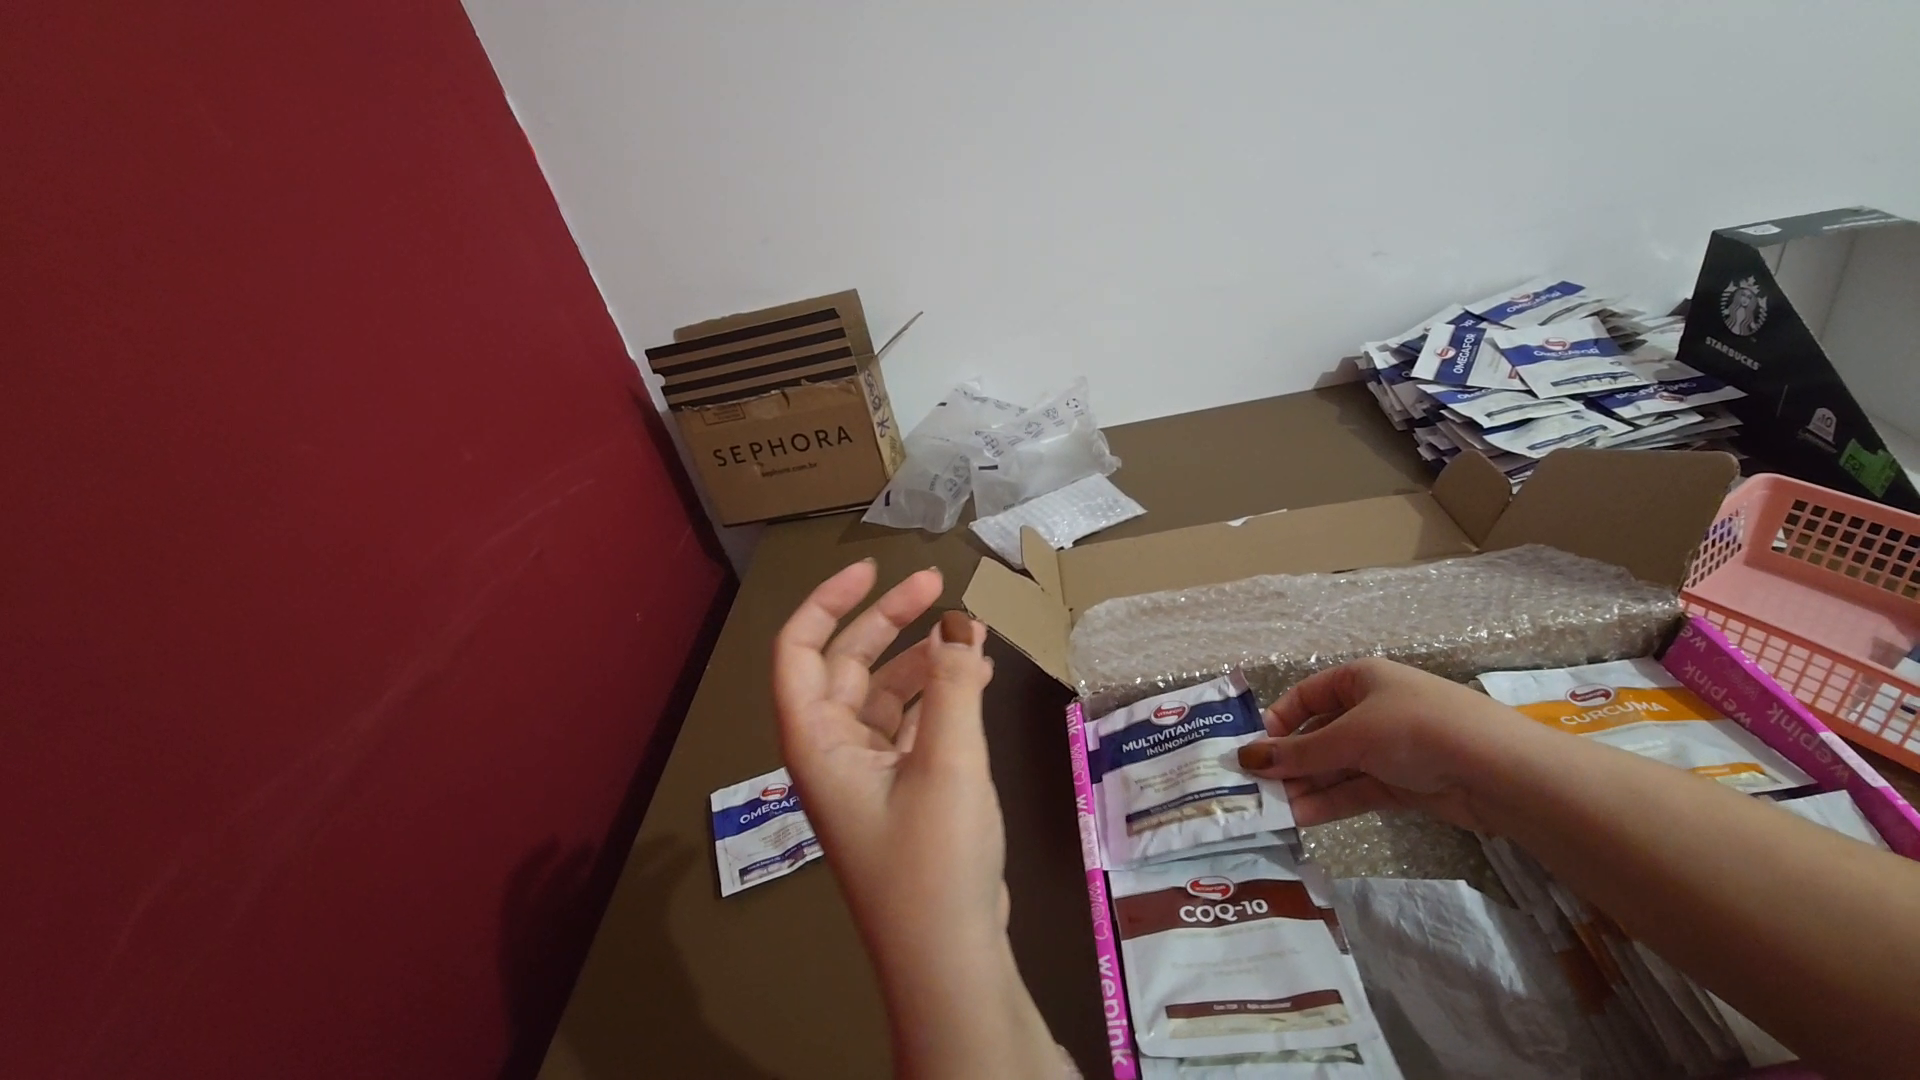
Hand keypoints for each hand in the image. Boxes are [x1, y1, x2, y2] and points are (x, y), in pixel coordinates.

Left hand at [774, 560, 1064, 1079]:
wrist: (951, 957)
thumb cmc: (933, 861)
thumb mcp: (948, 763)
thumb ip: (952, 686)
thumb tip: (960, 630)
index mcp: (817, 741)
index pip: (797, 651)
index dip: (827, 602)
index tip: (873, 571)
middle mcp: (834, 750)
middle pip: (849, 663)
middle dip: (890, 619)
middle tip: (937, 584)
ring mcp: (869, 773)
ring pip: (887, 693)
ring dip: (925, 659)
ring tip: (973, 631)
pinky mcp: (904, 790)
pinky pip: (914, 723)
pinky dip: (942, 696)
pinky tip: (978, 677)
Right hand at [1234, 657, 1549, 831]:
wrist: (1499, 770)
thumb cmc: (1415, 729)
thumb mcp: (1349, 736)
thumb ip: (1297, 753)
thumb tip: (1244, 759)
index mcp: (1359, 679)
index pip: (1305, 696)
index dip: (1278, 721)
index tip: (1254, 750)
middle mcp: (1372, 709)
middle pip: (1318, 735)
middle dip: (1288, 762)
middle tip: (1255, 789)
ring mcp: (1389, 748)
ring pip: (1335, 766)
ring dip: (1305, 786)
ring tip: (1272, 810)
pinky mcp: (1404, 783)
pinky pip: (1356, 789)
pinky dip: (1330, 801)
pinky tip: (1301, 818)